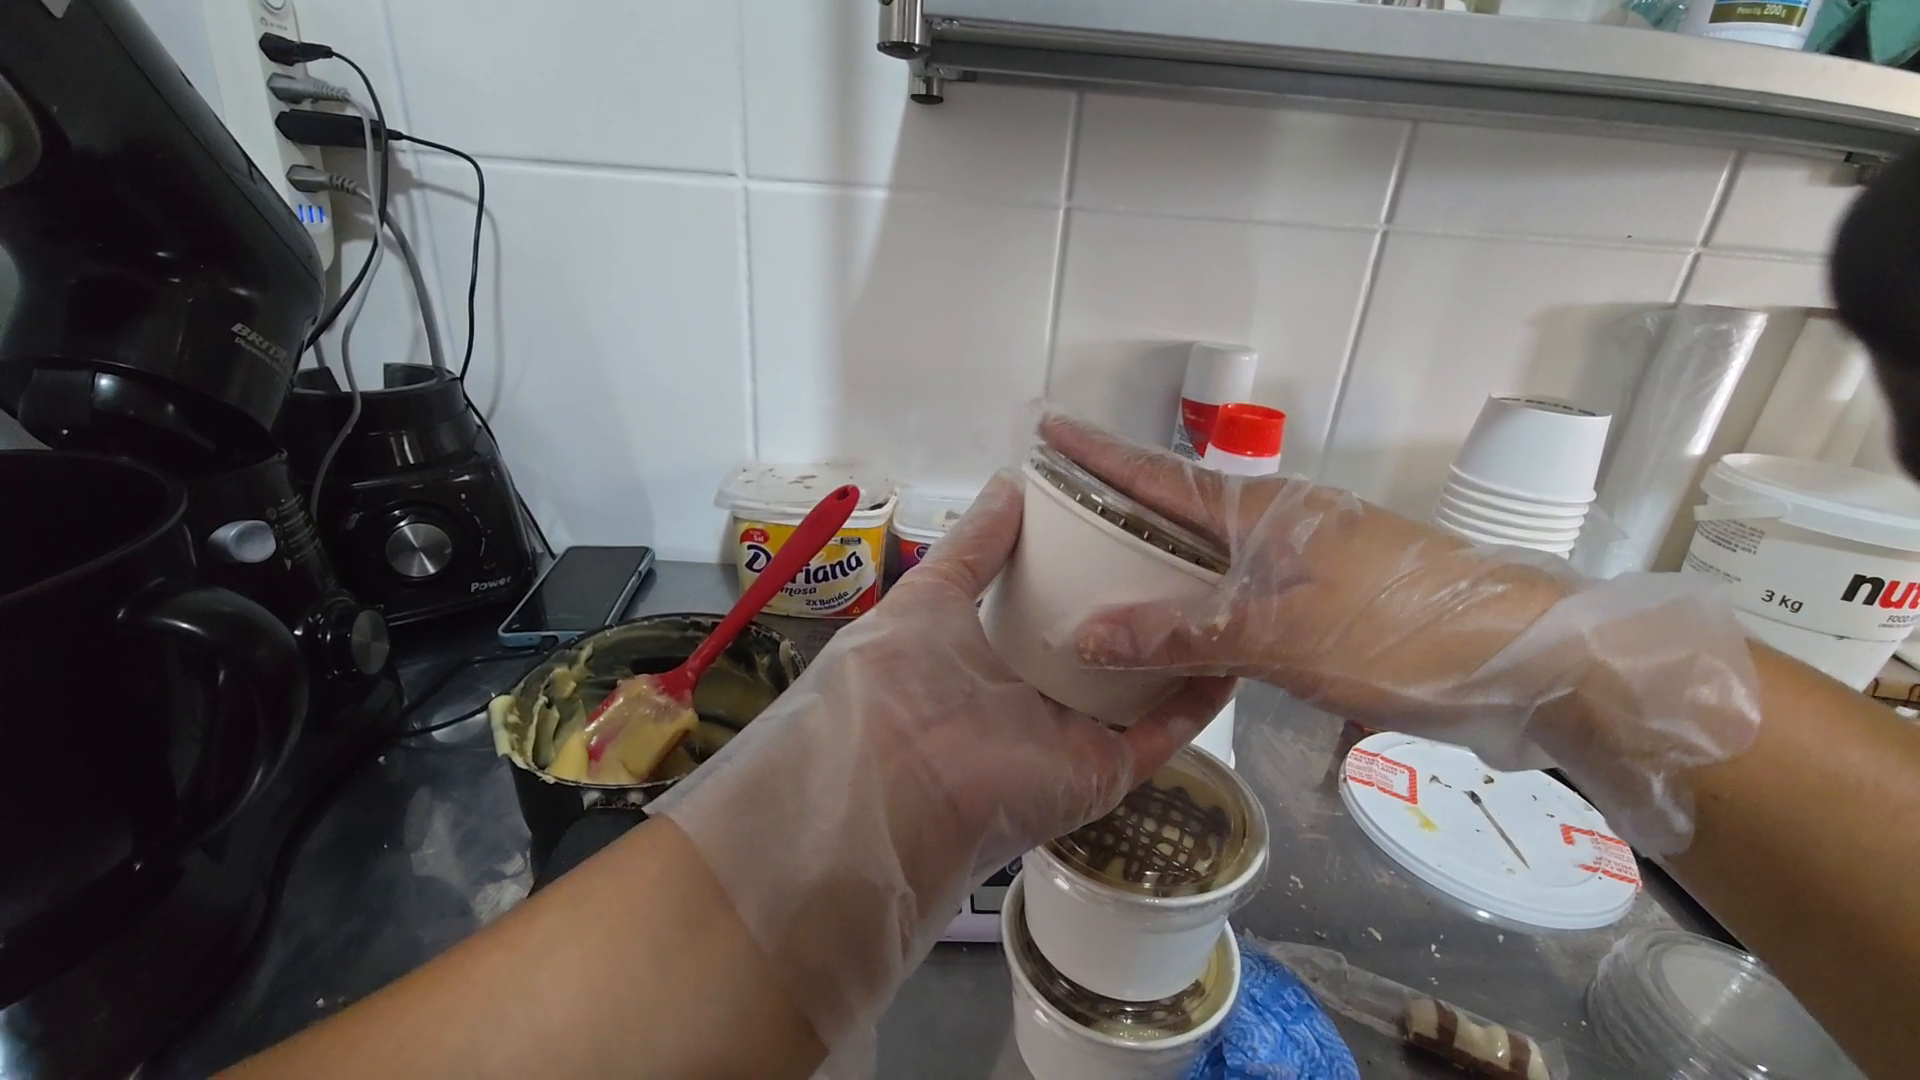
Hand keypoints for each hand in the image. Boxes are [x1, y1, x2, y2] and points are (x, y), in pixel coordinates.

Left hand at [655, 473, 1233, 1052]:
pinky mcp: (1106, 767)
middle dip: (1135, 606)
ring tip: (1219, 589)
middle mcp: (1031, 698)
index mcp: (986, 658)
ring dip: (1174, 646)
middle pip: (1096, 649)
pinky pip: (1165, 731)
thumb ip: (973, 543)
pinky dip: (1199, 697)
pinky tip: (1232, 649)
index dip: (1078, 571)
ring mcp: (1072, 736)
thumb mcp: (927, 594)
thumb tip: (1011, 483)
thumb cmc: (898, 676)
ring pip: (1138, 688)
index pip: (1044, 611)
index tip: (1118, 526)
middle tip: (1181, 552)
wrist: (896, 783)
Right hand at [1045, 412, 1759, 854]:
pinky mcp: (1326, 594)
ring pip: (1210, 551)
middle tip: (1061, 513)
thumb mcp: (1280, 637)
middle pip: (1179, 507)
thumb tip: (1084, 633)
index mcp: (1263, 513)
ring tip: (1106, 572)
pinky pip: (1239, 586)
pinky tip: (1184, 628)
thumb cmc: (1400, 633)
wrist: (1532, 659)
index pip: (1159, 475)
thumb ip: (1182, 635)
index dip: (1099, 455)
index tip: (1048, 427)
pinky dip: (1200, 599)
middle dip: (1119, 505)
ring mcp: (1306, 557)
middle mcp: (1279, 523)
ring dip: (1159, 558)